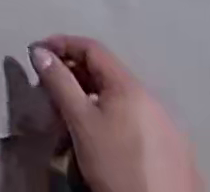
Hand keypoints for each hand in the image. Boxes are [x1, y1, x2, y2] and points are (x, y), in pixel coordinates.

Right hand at [29, 35, 203, 191]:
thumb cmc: (116, 165)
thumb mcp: (80, 122)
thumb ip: (59, 82)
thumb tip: (40, 52)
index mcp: (131, 87)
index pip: (92, 48)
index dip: (61, 43)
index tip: (36, 54)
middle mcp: (153, 100)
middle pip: (105, 71)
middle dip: (71, 72)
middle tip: (47, 86)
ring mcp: (166, 126)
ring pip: (118, 96)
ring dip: (88, 95)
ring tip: (68, 112)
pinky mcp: (172, 150)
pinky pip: (132, 117)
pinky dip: (108, 114)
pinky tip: (98, 135)